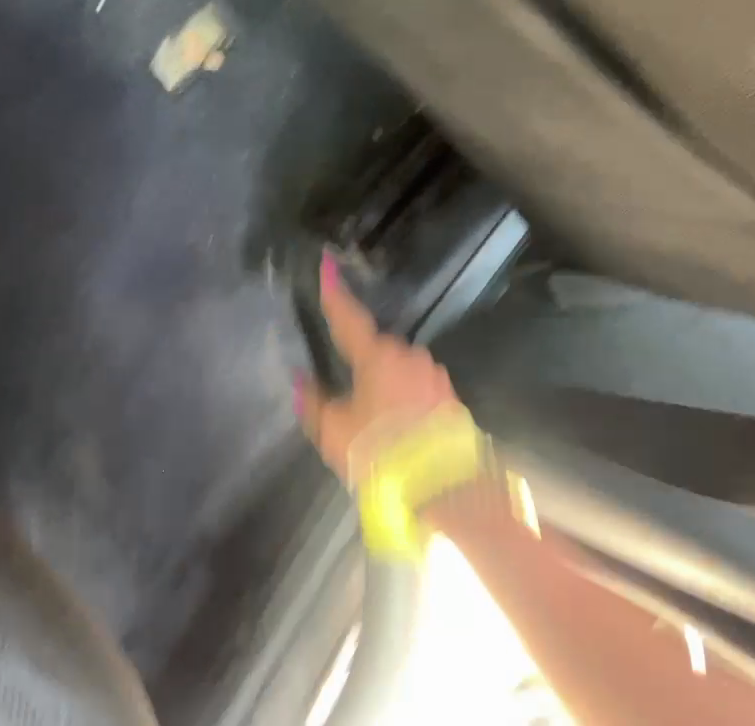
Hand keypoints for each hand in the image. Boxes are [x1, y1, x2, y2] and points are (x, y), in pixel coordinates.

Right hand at [297, 252, 458, 479]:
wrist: (445, 491)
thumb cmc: (379, 452)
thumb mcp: (334, 431)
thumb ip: (314, 402)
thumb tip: (302, 380)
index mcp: (375, 355)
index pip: (346, 316)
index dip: (333, 290)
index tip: (327, 263)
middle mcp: (408, 356)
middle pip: (375, 350)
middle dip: (361, 364)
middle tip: (349, 398)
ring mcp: (434, 377)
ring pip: (398, 371)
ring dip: (386, 386)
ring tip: (375, 426)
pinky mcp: (452, 400)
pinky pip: (418, 391)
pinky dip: (405, 403)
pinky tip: (398, 432)